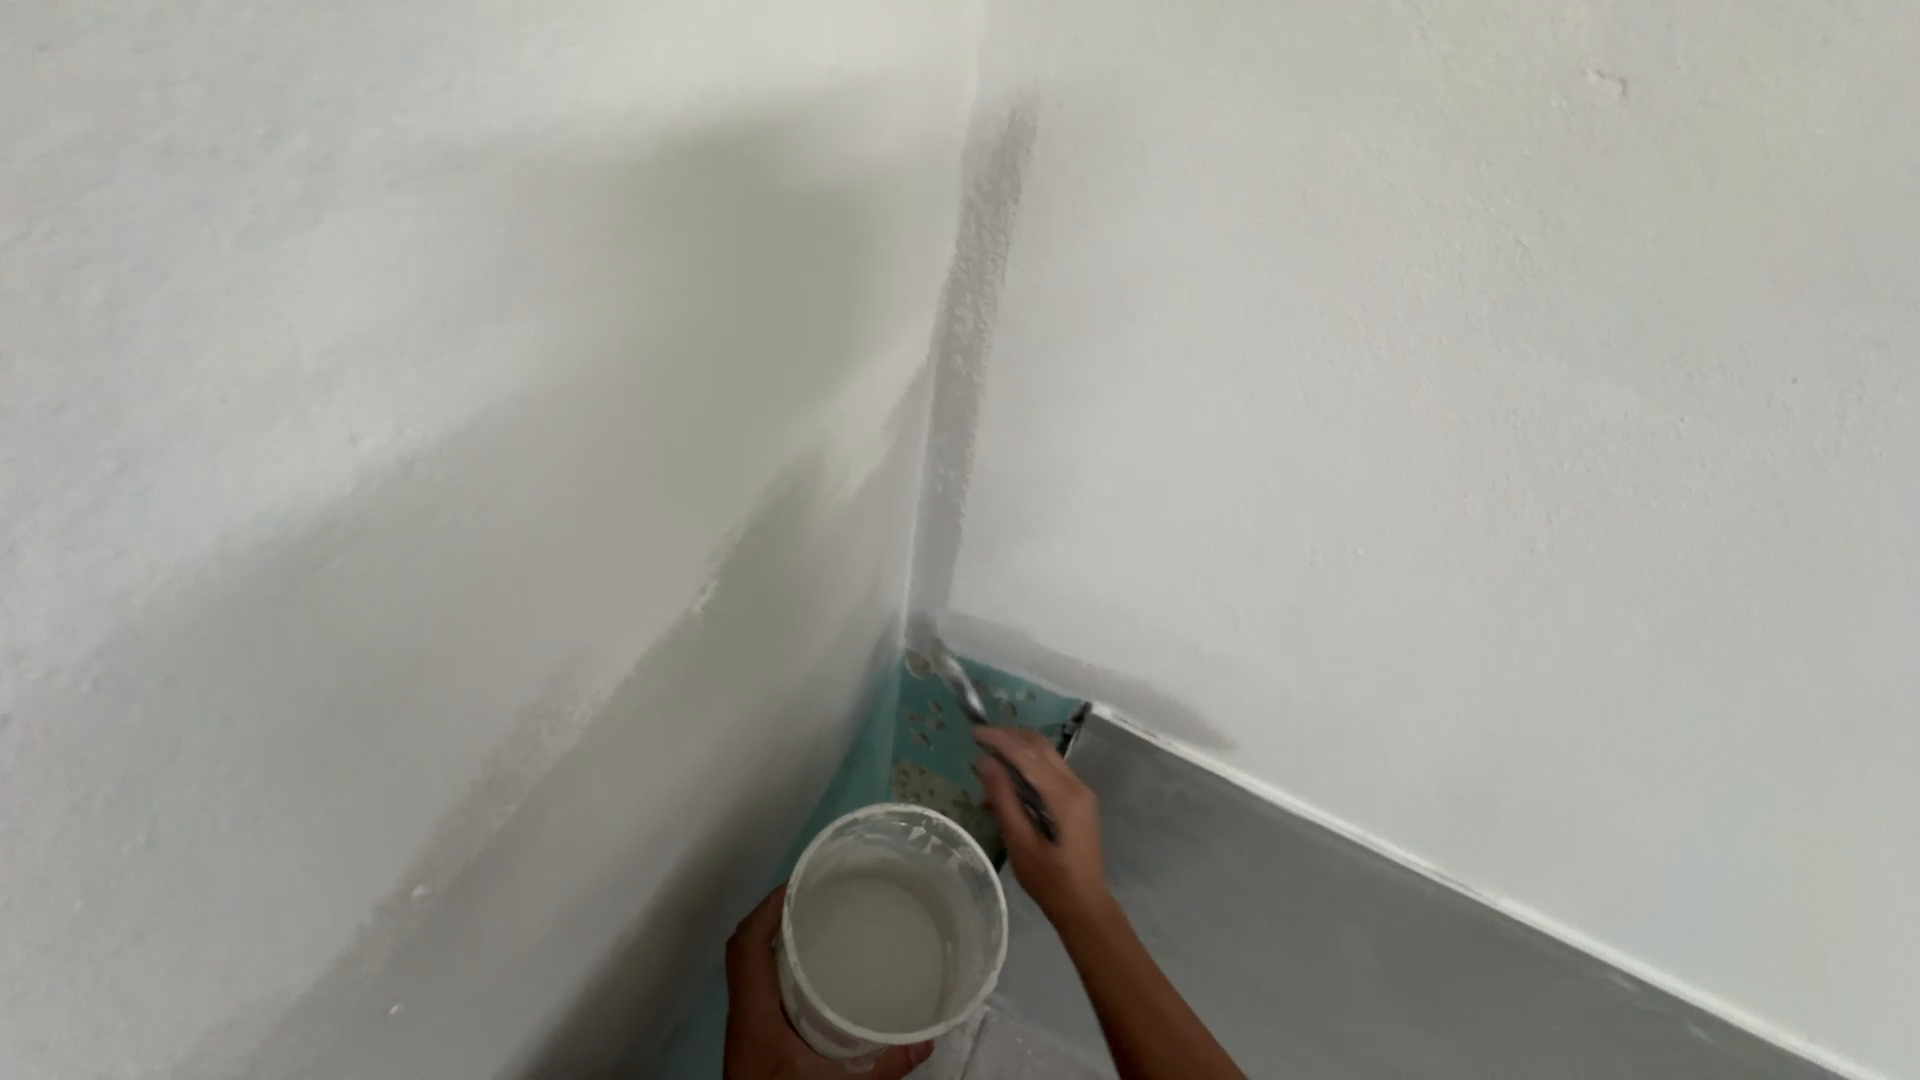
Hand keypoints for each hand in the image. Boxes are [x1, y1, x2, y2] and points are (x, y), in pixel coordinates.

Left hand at [724, 884, 933, 1079]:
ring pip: (749, 966)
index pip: (747, 945)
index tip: (799, 884)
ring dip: (774, 940)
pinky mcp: (752, 1038)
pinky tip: (810, 971)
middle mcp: (743, 1013)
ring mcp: (745, 1026)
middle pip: (744, 947)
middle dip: (774, 915)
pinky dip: (778, 966)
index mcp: (754, 1014)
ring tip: (814, 923)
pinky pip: (758, 986)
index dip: (768, 907)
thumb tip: (926, 1041)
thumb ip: (883, 1066)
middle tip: (813, 898)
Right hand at [973, 726, 1110, 925]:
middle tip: (980, 740)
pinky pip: (1050, 771)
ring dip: (1018, 751)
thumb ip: (1004, 799)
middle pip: (1040, 746)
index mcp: (1064, 796)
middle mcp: (1077, 785)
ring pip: (1046, 755)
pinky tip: (1006, 783)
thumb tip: (985, 762)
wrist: (1084, 904)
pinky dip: (1028, 768)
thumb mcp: (1019, 842)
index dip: (1000, 739)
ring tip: (988, 760)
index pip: (1028, 754)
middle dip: (1010, 737)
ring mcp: (1080, 791)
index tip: (975, 734)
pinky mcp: (1078, 799)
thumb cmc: (1049, 880)